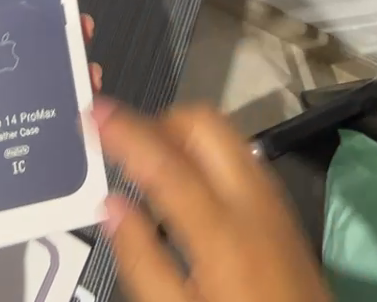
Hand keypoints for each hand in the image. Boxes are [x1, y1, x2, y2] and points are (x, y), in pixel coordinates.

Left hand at [0, 17, 101, 301]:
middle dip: (39, 46)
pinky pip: (43, 155)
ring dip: (61, 86)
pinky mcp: (12, 179)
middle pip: (8, 72)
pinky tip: (82, 125)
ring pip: (32, 107)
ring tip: (81, 67)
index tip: (5, 2)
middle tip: (65, 26)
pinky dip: (67, 140)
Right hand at [95, 100, 328, 301]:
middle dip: (159, 122)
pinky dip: (207, 152)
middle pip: (203, 124)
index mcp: (222, 234)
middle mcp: (254, 204)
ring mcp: (274, 205)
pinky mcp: (283, 214)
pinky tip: (187, 181)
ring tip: (150, 160)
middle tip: (127, 145)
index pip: (164, 160)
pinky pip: (242, 156)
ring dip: (183, 134)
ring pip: (226, 132)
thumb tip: (112, 206)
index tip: (93, 115)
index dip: (123, 131)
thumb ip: (142, 262)